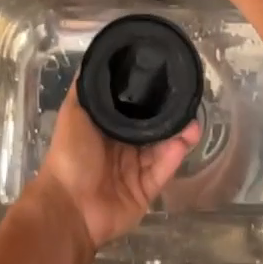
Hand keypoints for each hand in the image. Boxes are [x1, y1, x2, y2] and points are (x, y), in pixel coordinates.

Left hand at [38, 82, 201, 249]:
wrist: (70, 205)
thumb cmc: (69, 155)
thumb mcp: (74, 112)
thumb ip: (87, 88)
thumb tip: (96, 58)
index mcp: (106, 129)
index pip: (131, 109)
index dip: (147, 96)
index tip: (163, 78)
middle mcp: (122, 147)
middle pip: (151, 128)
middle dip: (168, 115)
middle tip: (186, 99)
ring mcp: (135, 170)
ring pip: (162, 147)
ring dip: (178, 133)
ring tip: (193, 118)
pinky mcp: (147, 189)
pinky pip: (164, 169)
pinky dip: (176, 154)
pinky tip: (187, 137)